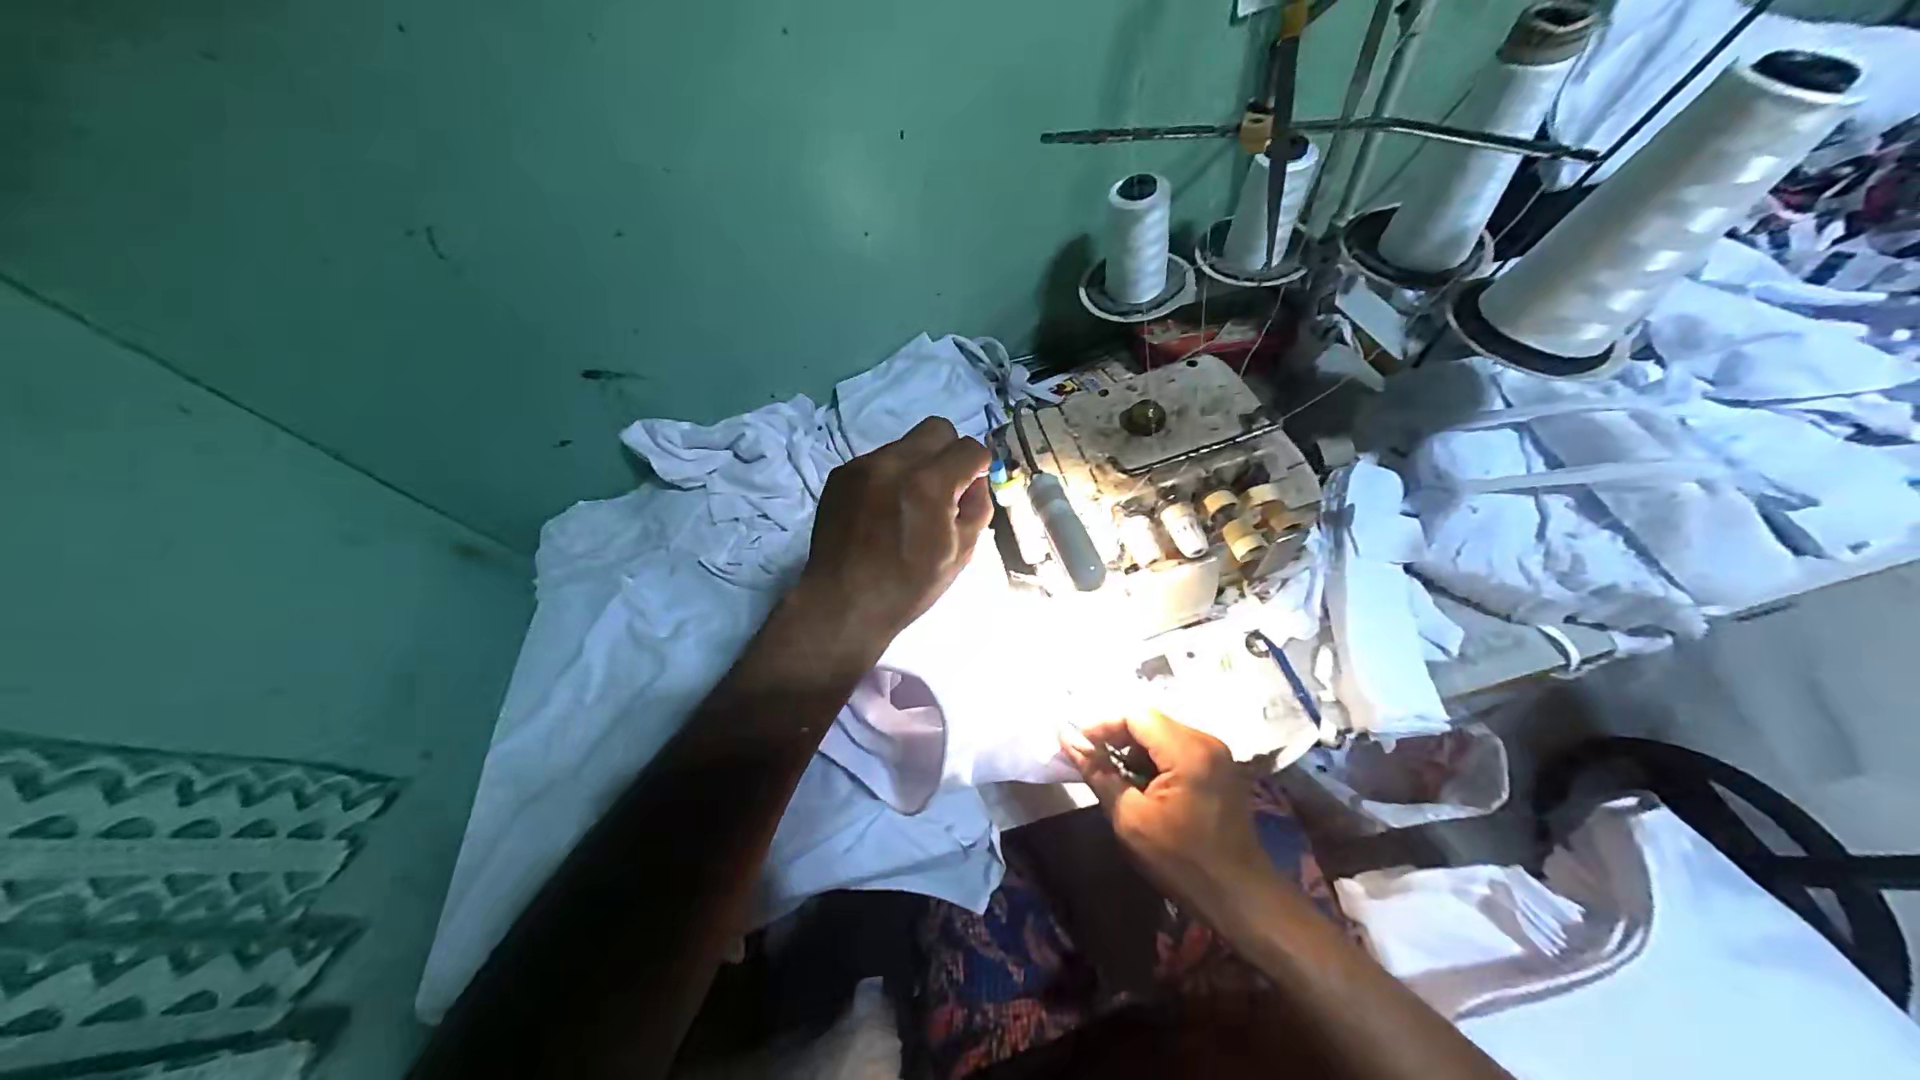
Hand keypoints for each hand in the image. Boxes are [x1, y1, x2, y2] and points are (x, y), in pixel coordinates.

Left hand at [794, 416, 992, 647]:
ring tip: (908, 505)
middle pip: (938, 429)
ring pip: (906, 444)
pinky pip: (878, 460)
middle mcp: (894, 463)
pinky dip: (890, 476)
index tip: (972, 487)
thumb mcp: (960, 553)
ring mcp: (863, 466)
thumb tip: (975, 482)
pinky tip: (883, 511)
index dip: (978, 467)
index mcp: (928, 484)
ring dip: (918, 465)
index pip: (969, 448)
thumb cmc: (907, 587)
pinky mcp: (841, 474)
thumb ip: (977, 508)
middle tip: (945, 489)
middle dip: (950, 453)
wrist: (842, 603)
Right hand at [1060, 710, 1275, 922]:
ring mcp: (1217, 755)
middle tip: (1089, 760)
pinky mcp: (1219, 769)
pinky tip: (1138, 784)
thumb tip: (1068, 739)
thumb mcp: (1130, 818)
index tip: (1076, 745)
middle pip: (1150, 722)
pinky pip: (1177, 750)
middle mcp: (1206, 742)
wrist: (1239, 897)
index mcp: (1188, 750)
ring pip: (1162, 735)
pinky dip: (1153, 760)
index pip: (1136, 716)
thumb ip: (1098, 772)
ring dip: (1133, 750)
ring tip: (1109, 774)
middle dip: (1116, 737)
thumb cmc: (1181, 860)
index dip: (1102, 726)